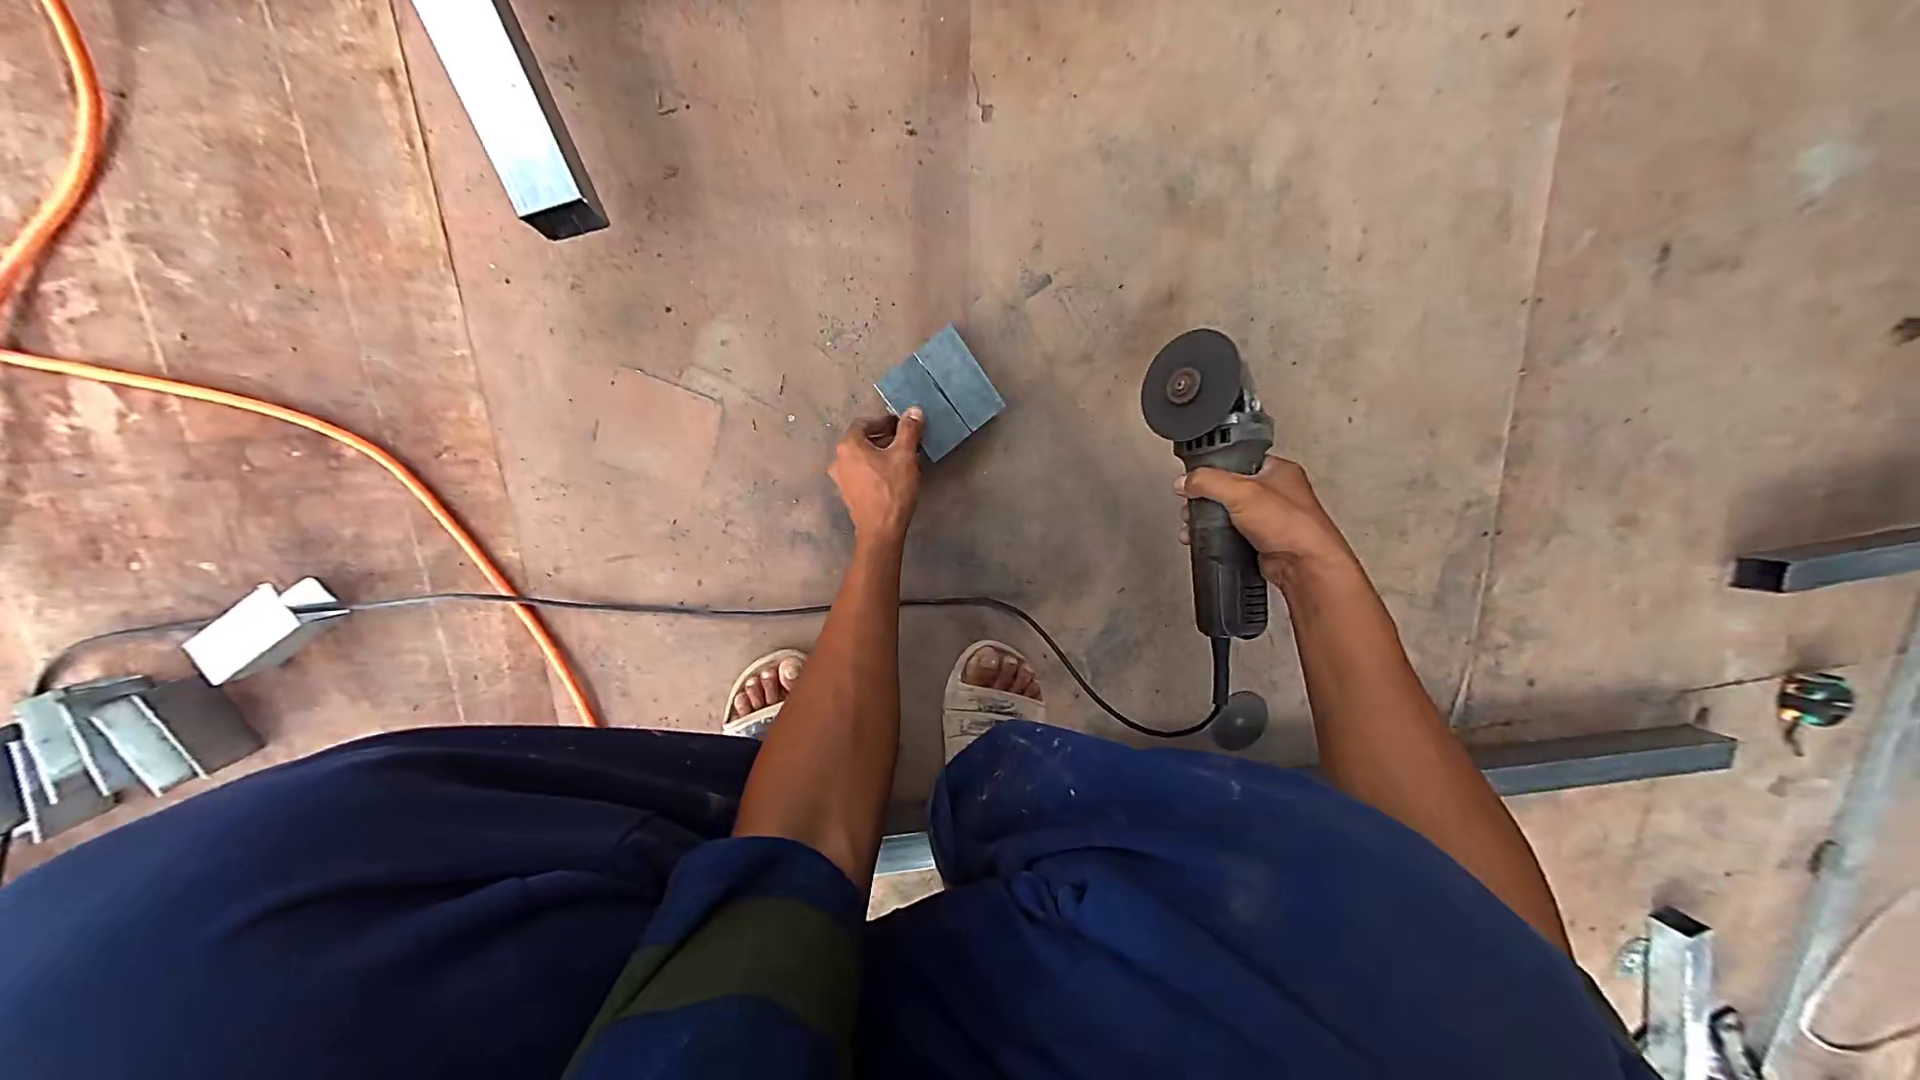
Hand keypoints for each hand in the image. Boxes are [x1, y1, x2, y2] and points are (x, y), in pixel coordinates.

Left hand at [830, 407, 924, 544]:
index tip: (903, 426)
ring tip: (902, 458)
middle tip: (906, 441)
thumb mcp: (905, 455)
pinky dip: (875, 468)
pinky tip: (893, 475)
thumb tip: (914, 410)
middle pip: (862, 440)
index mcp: (848, 445)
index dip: (885, 421)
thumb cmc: (892, 489)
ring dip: (881, 454)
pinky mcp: (848, 494)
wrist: (881, 530)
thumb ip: (909, 429)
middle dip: (884, 438)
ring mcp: (841, 479)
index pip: (865, 423)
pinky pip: (862, 473)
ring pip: (862, 458)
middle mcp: (839, 460)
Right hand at [1177, 455, 1359, 585]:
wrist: (1303, 566)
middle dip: (1204, 498)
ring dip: (1206, 519)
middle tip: (1194, 504)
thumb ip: (1208, 482)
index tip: (1195, 477)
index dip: (1213, 467)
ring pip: (1226, 512)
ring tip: (1194, 524)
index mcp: (1276, 470)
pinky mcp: (1259, 539)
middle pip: (1226, 488)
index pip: (1237, 459)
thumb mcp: (1241, 492)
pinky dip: (1214, 536)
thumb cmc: (1292, 526)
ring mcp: (1266, 517)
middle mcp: (1273, 492)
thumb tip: (1185, 481)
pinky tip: (1205, 539)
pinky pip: (1229, 533)